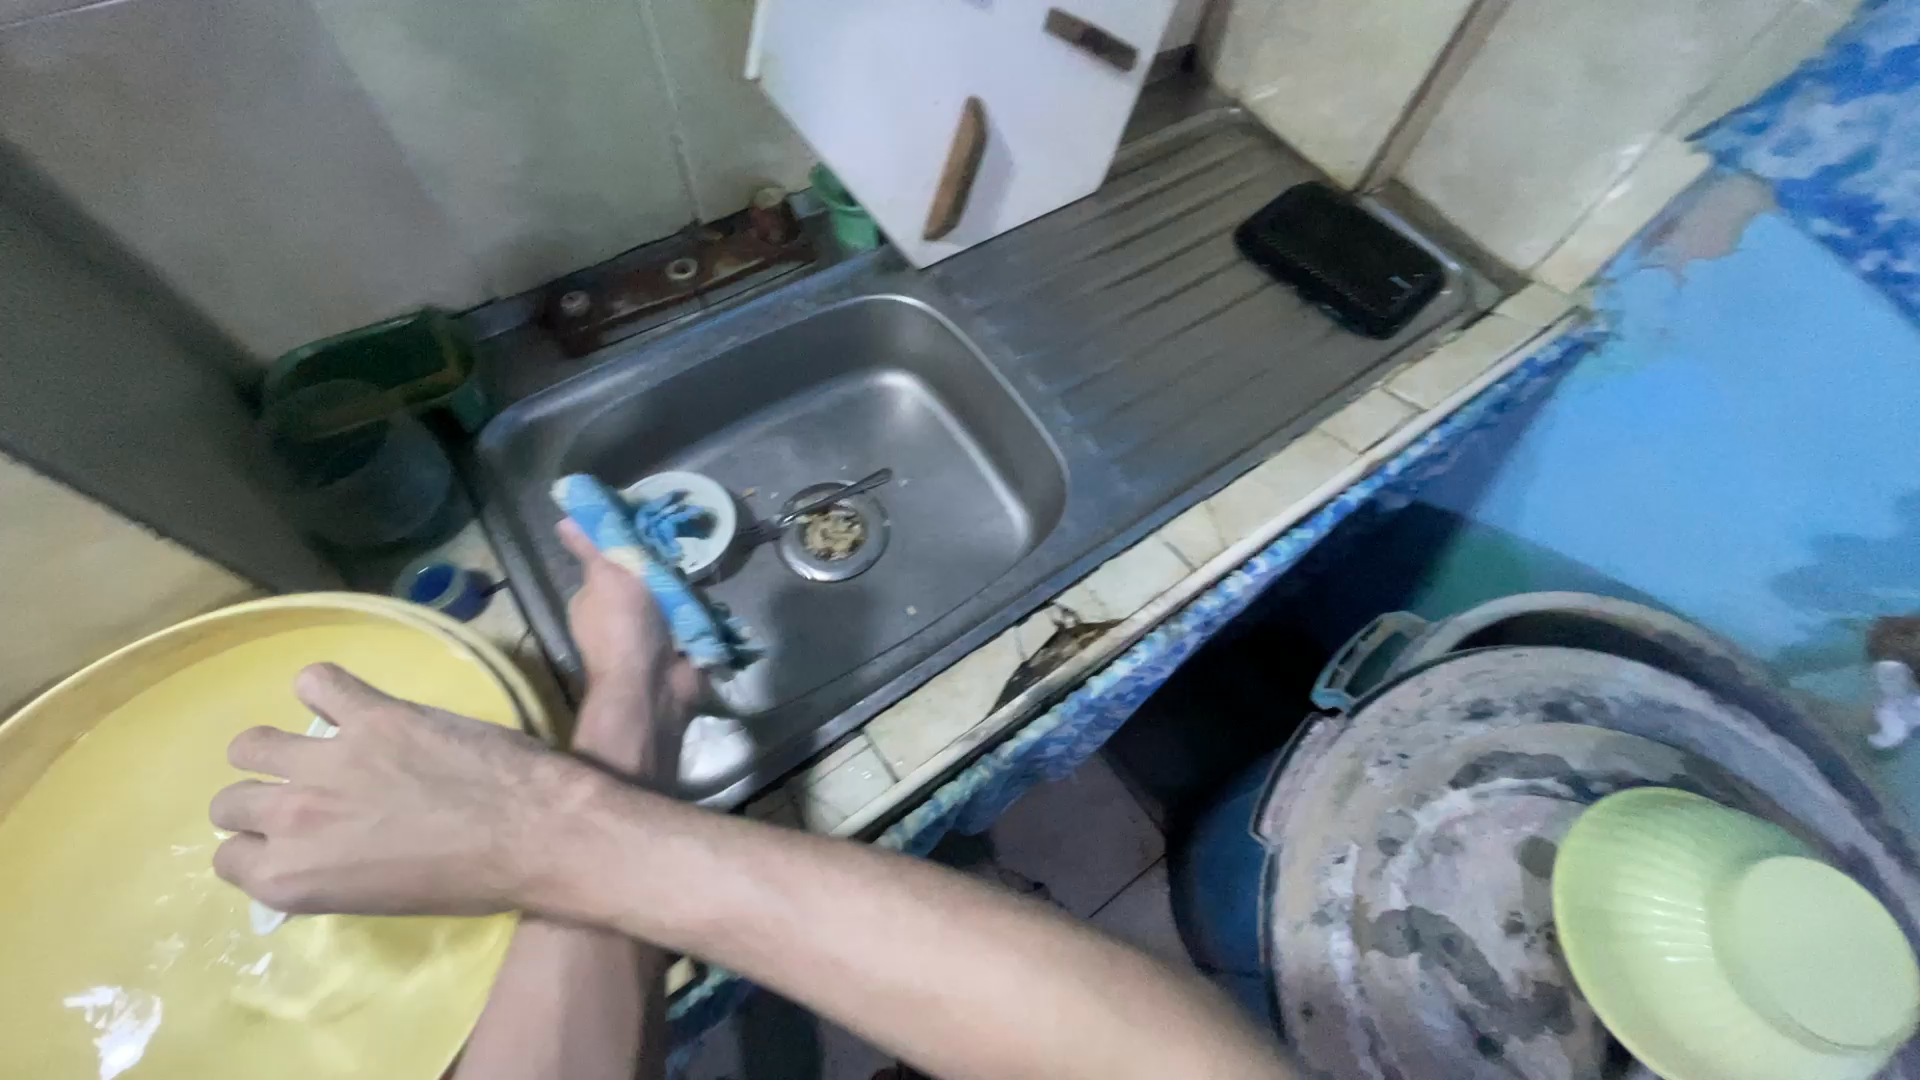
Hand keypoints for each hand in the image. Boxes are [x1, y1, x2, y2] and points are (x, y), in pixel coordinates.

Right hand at [210, 664, 599, 915]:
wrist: (536, 830)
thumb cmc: (473, 879)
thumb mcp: (379, 897)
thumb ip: (331, 870)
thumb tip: (323, 850)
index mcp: (288, 878)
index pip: (231, 856)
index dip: (265, 843)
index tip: (298, 834)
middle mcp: (291, 818)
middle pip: (233, 801)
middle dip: (265, 797)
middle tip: (316, 791)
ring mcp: (331, 760)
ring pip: (252, 744)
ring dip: (277, 747)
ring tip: (323, 746)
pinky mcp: (379, 717)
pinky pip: (322, 682)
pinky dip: (325, 685)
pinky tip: (343, 695)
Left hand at [557, 519, 703, 720]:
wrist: (655, 686)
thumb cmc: (624, 628)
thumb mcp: (605, 577)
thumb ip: (593, 548)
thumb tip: (564, 518)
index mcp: (596, 600)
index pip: (616, 564)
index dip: (634, 549)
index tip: (654, 535)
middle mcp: (622, 617)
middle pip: (652, 579)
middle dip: (669, 572)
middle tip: (681, 562)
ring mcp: (653, 634)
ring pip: (678, 600)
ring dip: (691, 596)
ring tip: (698, 589)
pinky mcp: (681, 648)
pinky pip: (696, 621)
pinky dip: (704, 617)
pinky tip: (709, 609)